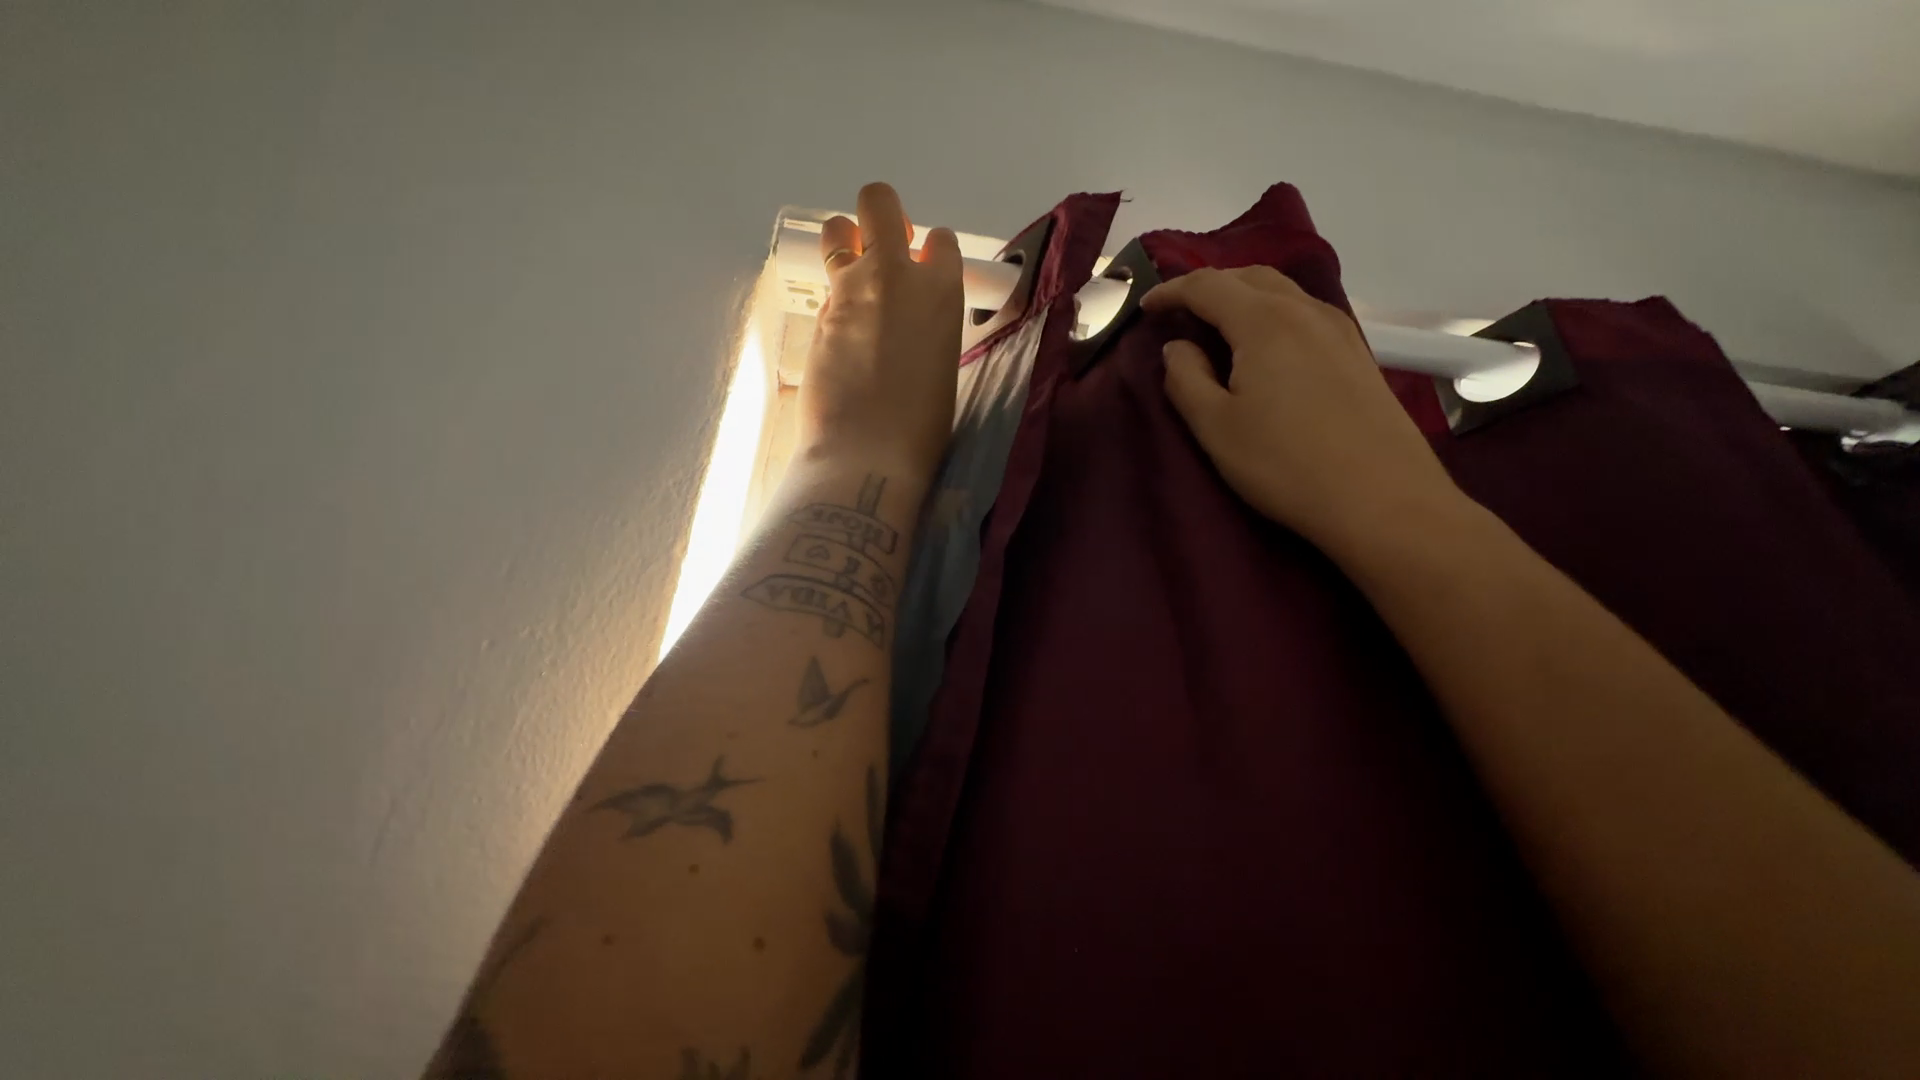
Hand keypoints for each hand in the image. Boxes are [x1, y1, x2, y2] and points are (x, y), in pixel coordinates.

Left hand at [796, 182, 963, 480]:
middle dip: (880, 214)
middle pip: (879, 204)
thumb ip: (928, 323)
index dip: (932, 252)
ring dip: (846, 244)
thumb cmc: (923, 424)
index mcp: (941, 291)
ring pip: (836, 233)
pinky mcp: (816, 317)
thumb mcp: (944, 362)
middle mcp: (893, 276)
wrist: (867, 452)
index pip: (940, 240)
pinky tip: (842, 342)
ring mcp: (848, 293)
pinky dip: (836, 306)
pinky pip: (828, 293)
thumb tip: (907, 319)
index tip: (926, 270)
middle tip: (884, 246)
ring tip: (854, 280)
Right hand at [1145, 266, 1463, 544]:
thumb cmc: (1285, 464)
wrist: (1382, 499)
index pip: (1207, 286)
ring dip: (1244, 297)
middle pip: (1250, 277)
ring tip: (1219, 324)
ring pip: (1283, 293)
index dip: (1171, 292)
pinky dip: (1273, 314)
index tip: (1146, 307)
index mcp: (1263, 321)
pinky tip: (1267, 347)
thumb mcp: (1215, 427)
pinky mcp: (1358, 355)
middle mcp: (1304, 311)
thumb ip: (1186, 379)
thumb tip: (1177, 347)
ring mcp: (1339, 331)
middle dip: (1210, 286)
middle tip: (1181, 311)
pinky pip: (1305, 314)